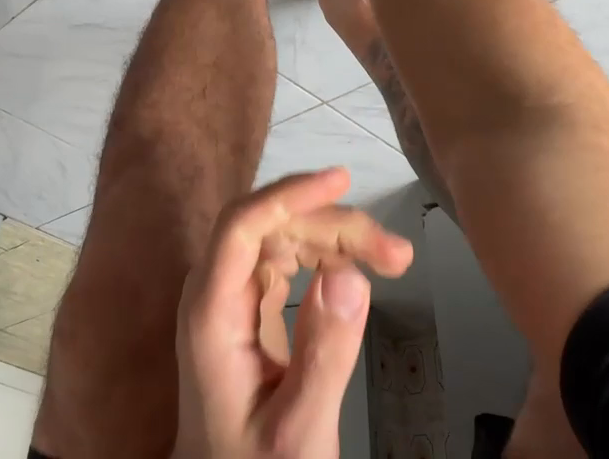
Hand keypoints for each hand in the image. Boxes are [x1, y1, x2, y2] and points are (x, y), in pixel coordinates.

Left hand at [172, 168, 414, 458]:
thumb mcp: (299, 428)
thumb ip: (323, 354)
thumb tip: (350, 275)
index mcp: (211, 314)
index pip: (240, 227)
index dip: (288, 195)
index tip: (341, 180)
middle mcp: (213, 291)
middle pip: (269, 226)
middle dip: (332, 225)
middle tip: (397, 254)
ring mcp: (228, 294)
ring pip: (281, 236)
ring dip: (335, 238)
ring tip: (393, 260)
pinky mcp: (246, 304)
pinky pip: (285, 259)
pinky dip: (324, 257)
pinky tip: (356, 269)